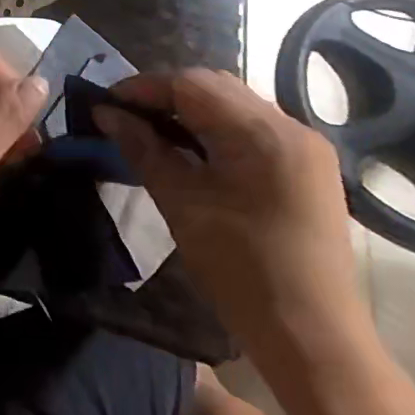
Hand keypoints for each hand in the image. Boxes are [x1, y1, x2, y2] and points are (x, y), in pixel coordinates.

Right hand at [95, 68, 362, 352]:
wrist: (310, 331)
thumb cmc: (238, 265)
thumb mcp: (179, 201)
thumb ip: (142, 148)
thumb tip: (105, 113)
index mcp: (262, 134)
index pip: (190, 84)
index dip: (141, 87)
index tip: (104, 103)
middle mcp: (290, 128)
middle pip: (214, 86)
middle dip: (163, 94)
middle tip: (122, 116)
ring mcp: (304, 147)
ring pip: (232, 104)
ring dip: (187, 109)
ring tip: (147, 131)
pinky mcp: (305, 167)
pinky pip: (250, 127)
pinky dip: (212, 127)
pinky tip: (186, 149)